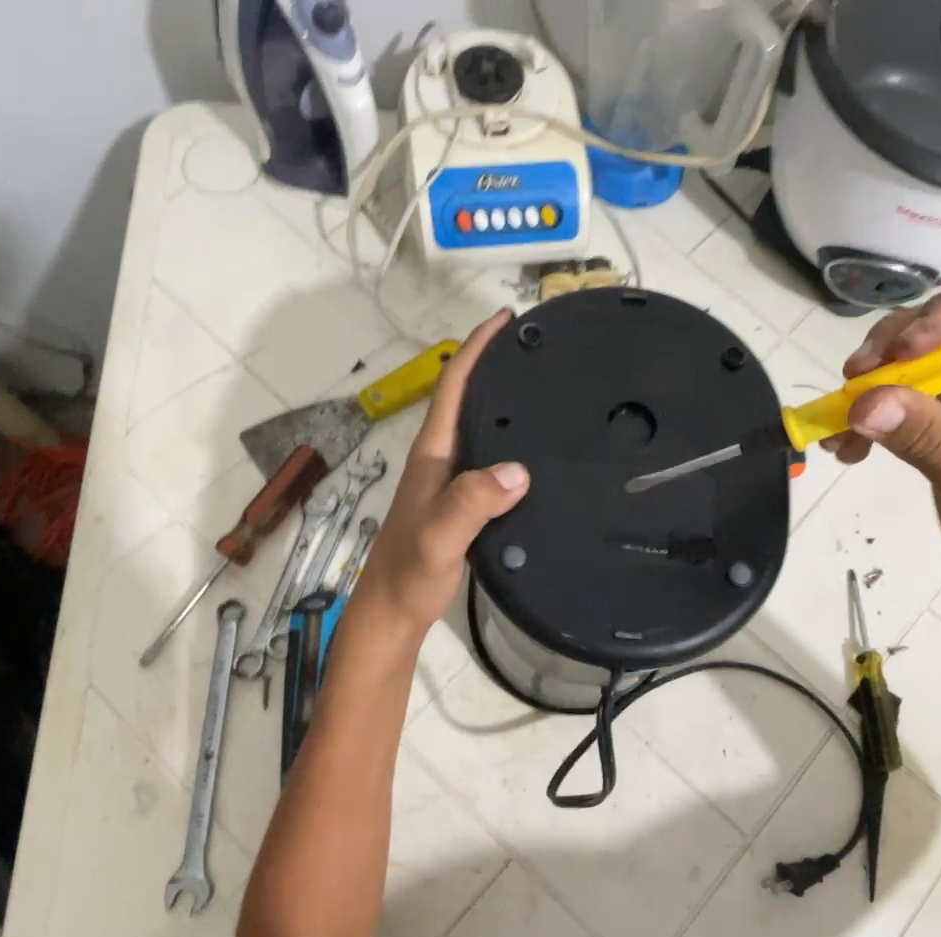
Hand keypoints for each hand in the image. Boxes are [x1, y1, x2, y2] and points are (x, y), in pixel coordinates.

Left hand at [351, 310, 530, 631]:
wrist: (393, 611)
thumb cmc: (409, 572)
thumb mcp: (440, 537)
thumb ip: (471, 502)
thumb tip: (518, 471)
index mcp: (433, 454)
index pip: (454, 387)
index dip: (477, 349)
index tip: (507, 321)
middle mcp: (441, 459)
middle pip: (468, 399)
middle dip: (497, 366)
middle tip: (541, 350)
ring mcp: (451, 482)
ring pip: (481, 429)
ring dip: (505, 404)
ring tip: (547, 389)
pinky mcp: (463, 503)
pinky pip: (491, 461)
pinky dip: (512, 444)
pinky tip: (537, 452)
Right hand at [820, 274, 940, 614]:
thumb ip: (927, 437)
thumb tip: (861, 401)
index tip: (900, 352)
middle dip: (905, 345)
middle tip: (856, 377)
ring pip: (933, 357)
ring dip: (883, 380)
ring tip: (843, 414)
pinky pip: (919, 398)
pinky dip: (883, 414)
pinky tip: (850, 445)